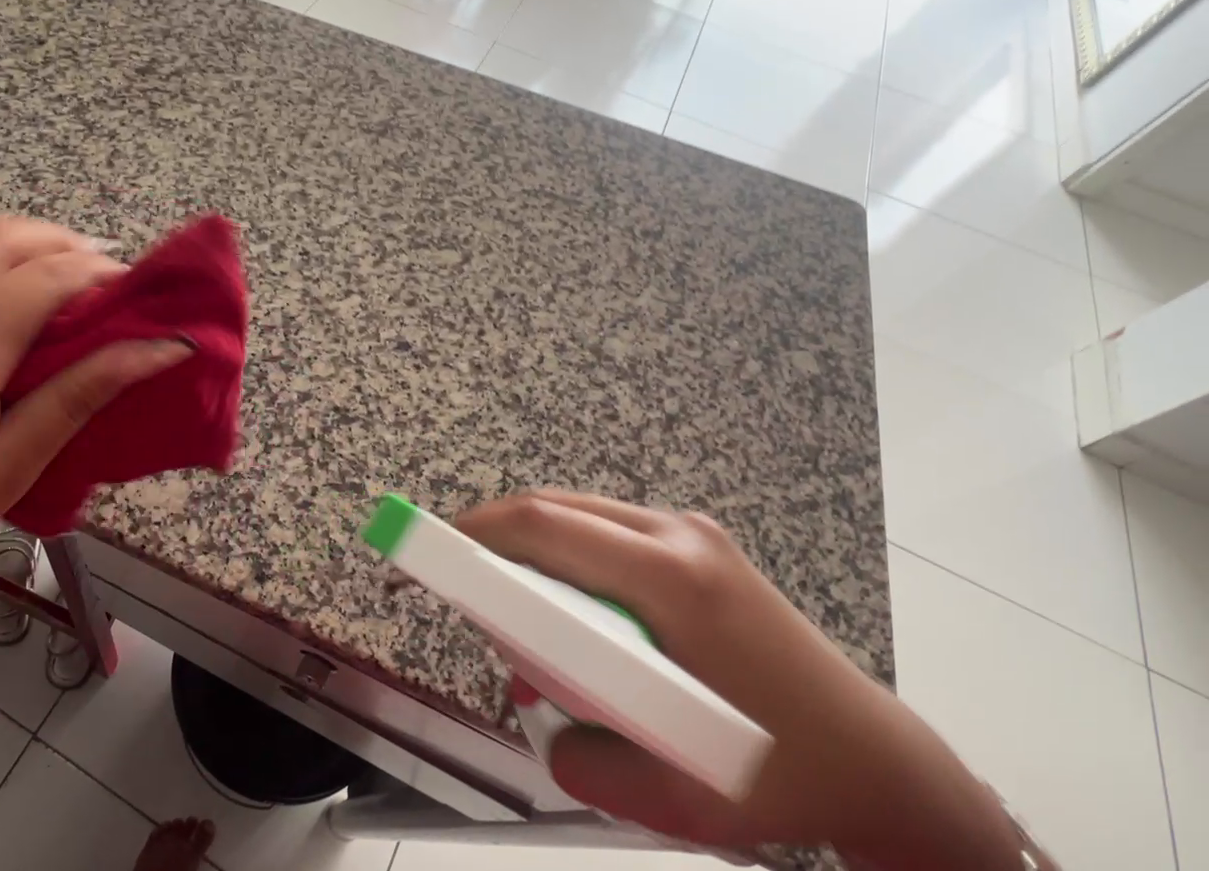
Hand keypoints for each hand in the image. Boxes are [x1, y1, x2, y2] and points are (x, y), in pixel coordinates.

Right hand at [455, 492, 1025, 868]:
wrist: (880, 761)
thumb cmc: (780, 774)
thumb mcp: (665, 791)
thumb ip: (575, 754)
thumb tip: (536, 709)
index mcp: (671, 579)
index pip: (542, 528)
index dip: (469, 533)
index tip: (421, 554)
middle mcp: (679, 536)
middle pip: (551, 510)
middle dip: (489, 542)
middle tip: (458, 592)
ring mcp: (692, 534)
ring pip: (577, 517)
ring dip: (529, 553)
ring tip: (515, 618)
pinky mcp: (698, 547)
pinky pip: (605, 533)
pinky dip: (565, 561)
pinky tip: (568, 618)